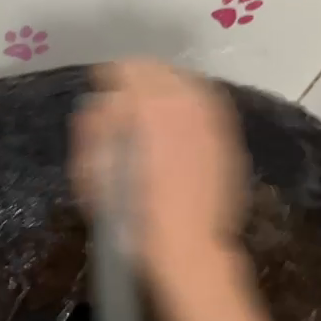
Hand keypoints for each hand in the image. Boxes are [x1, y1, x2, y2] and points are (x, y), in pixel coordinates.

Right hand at [71, 59, 249, 288]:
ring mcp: (211, 120)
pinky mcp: (227, 137)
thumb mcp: (96, 180)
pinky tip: (178, 118)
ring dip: (165, 86)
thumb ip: (93, 134)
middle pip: (160, 70)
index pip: (129, 70)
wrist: (188, 250)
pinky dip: (189, 103)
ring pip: (186, 82)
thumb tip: (95, 105)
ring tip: (150, 101)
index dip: (111, 74)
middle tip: (123, 92)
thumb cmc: (133, 220)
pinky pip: (207, 104)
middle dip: (139, 77)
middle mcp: (185, 105)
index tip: (100, 82)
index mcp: (149, 110)